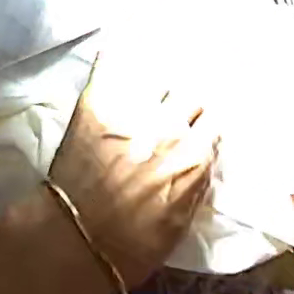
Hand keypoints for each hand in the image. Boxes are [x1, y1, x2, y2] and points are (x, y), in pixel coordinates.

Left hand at [42, 66, 219, 293]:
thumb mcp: (182, 217)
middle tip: (173, 103)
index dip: (206, 121)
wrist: (78, 236)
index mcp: (194, 158)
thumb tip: (199, 155)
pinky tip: (116, 49)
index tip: (200, 120)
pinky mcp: (95, 102)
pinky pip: (110, 64)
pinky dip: (115, 57)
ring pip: (155, 76)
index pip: (215, 121)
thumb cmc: (134, 244)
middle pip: (188, 93)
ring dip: (154, 81)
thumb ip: (195, 179)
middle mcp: (168, 126)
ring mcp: (130, 110)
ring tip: (146, 80)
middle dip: (184, 99)